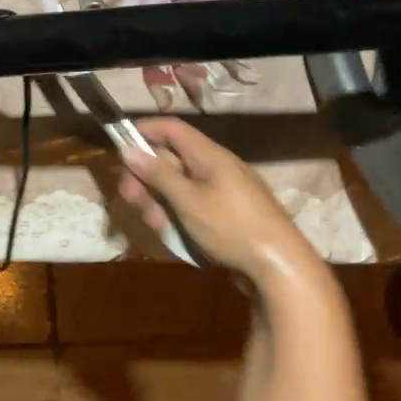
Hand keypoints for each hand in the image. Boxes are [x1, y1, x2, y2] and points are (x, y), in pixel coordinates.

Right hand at [119, 118, 323, 287]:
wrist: (283, 271)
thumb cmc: (232, 228)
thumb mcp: (187, 200)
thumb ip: (156, 173)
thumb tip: (127, 149)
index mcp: (210, 157)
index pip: (172, 129)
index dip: (143, 130)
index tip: (118, 144)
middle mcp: (217, 169)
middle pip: (169, 160)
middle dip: (144, 177)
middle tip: (128, 197)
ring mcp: (223, 193)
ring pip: (177, 187)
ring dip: (157, 201)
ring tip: (155, 224)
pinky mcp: (227, 214)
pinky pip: (191, 204)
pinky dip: (176, 214)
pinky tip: (172, 233)